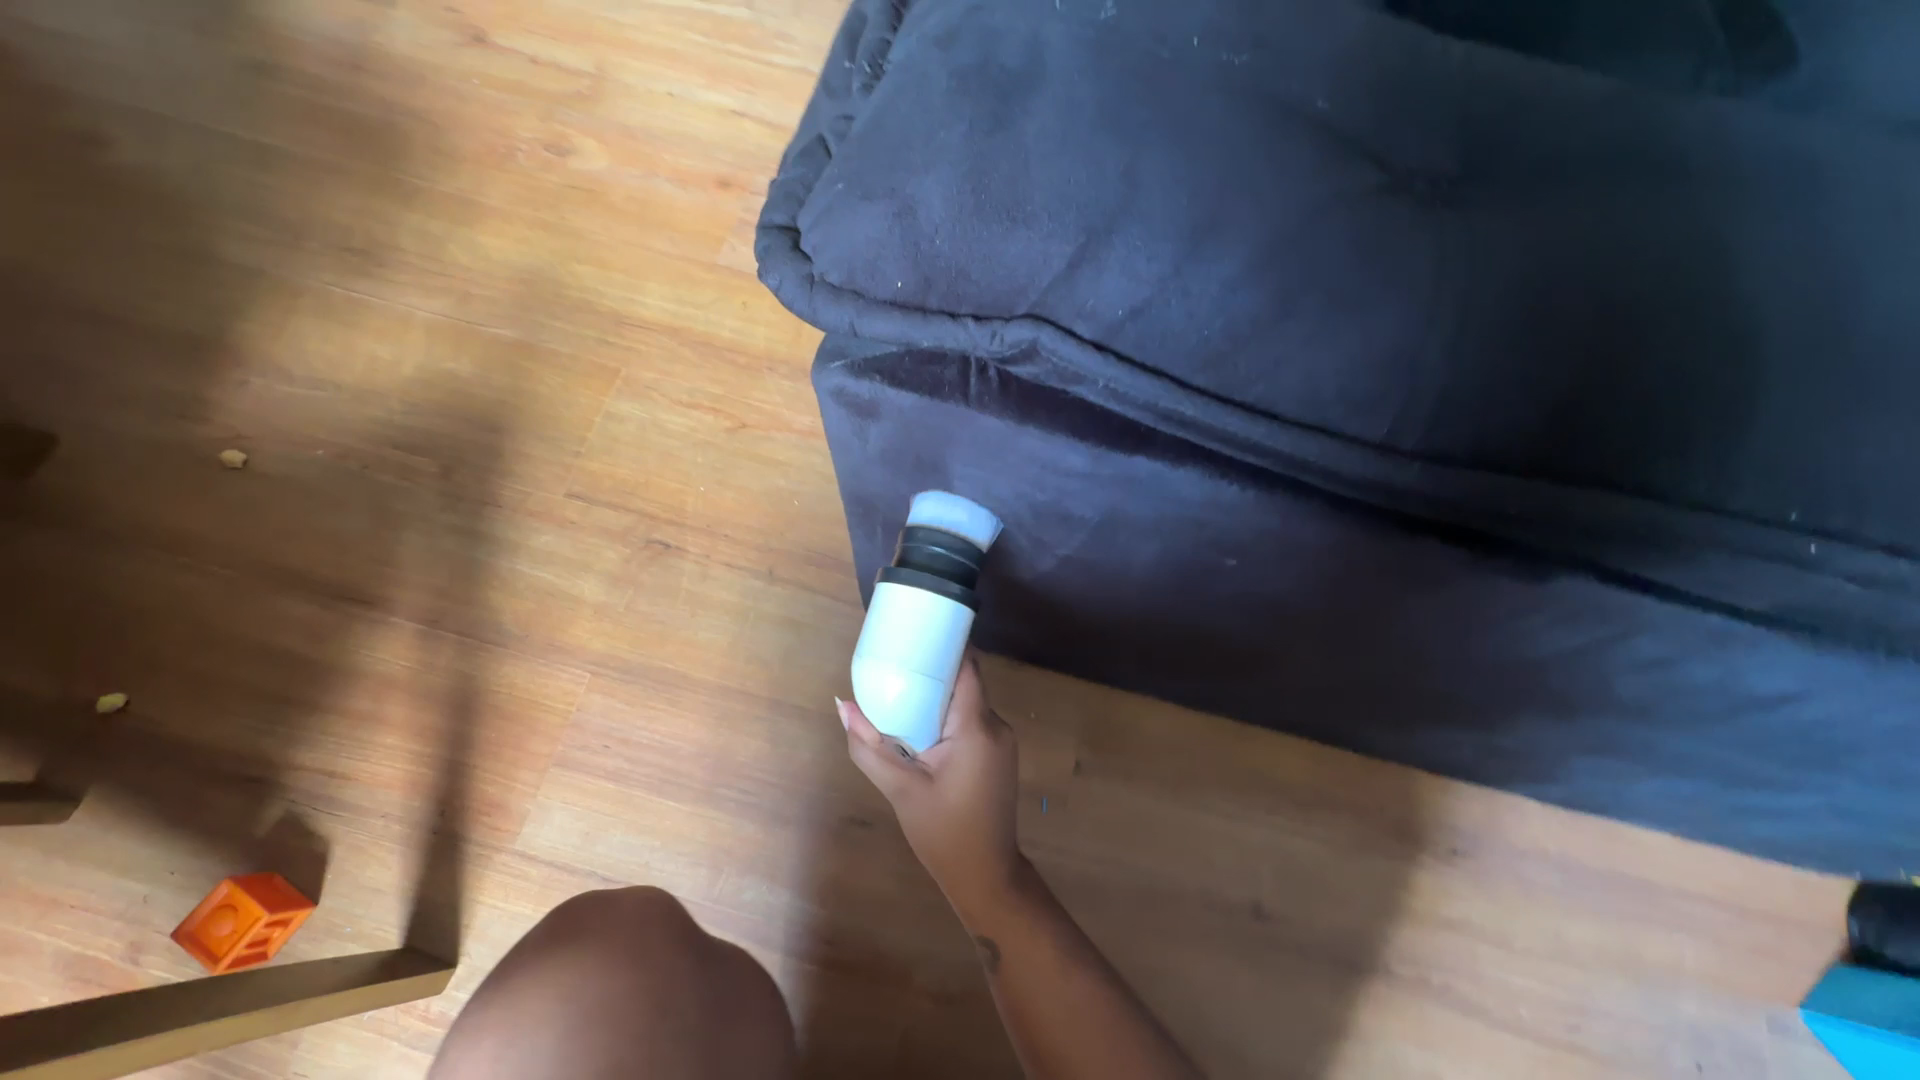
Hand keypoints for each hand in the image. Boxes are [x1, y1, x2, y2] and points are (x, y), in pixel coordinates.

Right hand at [838, 655, 1023, 919]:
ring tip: (899, 689)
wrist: (986, 875)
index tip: (912, 633)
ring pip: (966, 702)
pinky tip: (919, 723)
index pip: (965, 667)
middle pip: (964, 682)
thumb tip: (842, 706)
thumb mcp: (900, 789)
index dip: (942, 645)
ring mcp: (1001, 741)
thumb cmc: (943, 832)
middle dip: (932, 669)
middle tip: (894, 660)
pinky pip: (971, 721)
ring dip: (937, 695)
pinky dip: (946, 716)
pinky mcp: (997, 755)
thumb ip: (869, 746)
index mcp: (976, 727)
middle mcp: (996, 726)